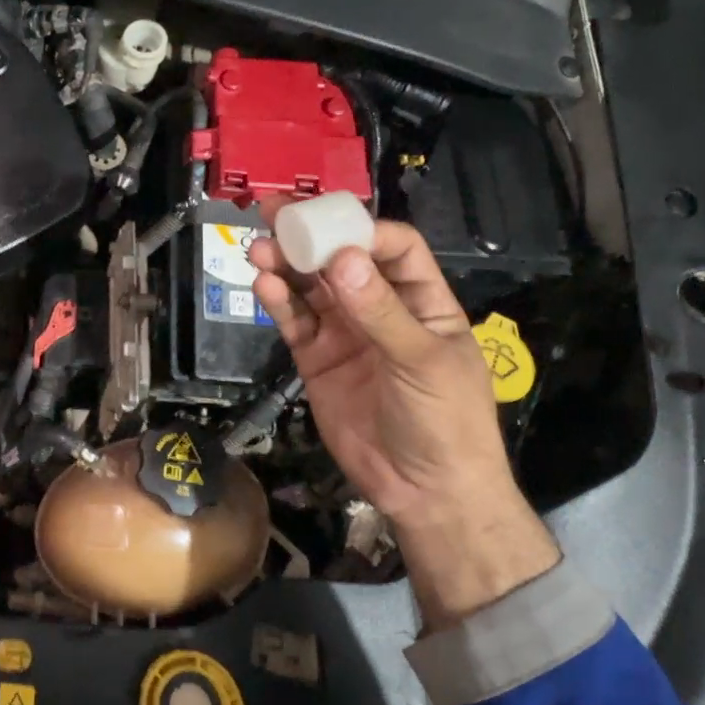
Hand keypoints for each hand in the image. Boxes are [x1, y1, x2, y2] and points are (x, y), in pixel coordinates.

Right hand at [248, 195, 557, 628]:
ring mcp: (345, 334)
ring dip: (285, 265)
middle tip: (274, 211)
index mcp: (422, 301)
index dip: (363, 231)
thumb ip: (381, 312)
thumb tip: (342, 259)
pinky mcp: (315, 359)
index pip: (394, 249)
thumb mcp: (422, 363)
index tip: (329, 224)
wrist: (425, 492)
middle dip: (310, 236)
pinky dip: (278, 302)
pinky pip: (294, 322)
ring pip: (310, 287)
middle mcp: (380, 309)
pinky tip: (264, 285)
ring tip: (259, 248)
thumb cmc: (445, 421)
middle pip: (341, 259)